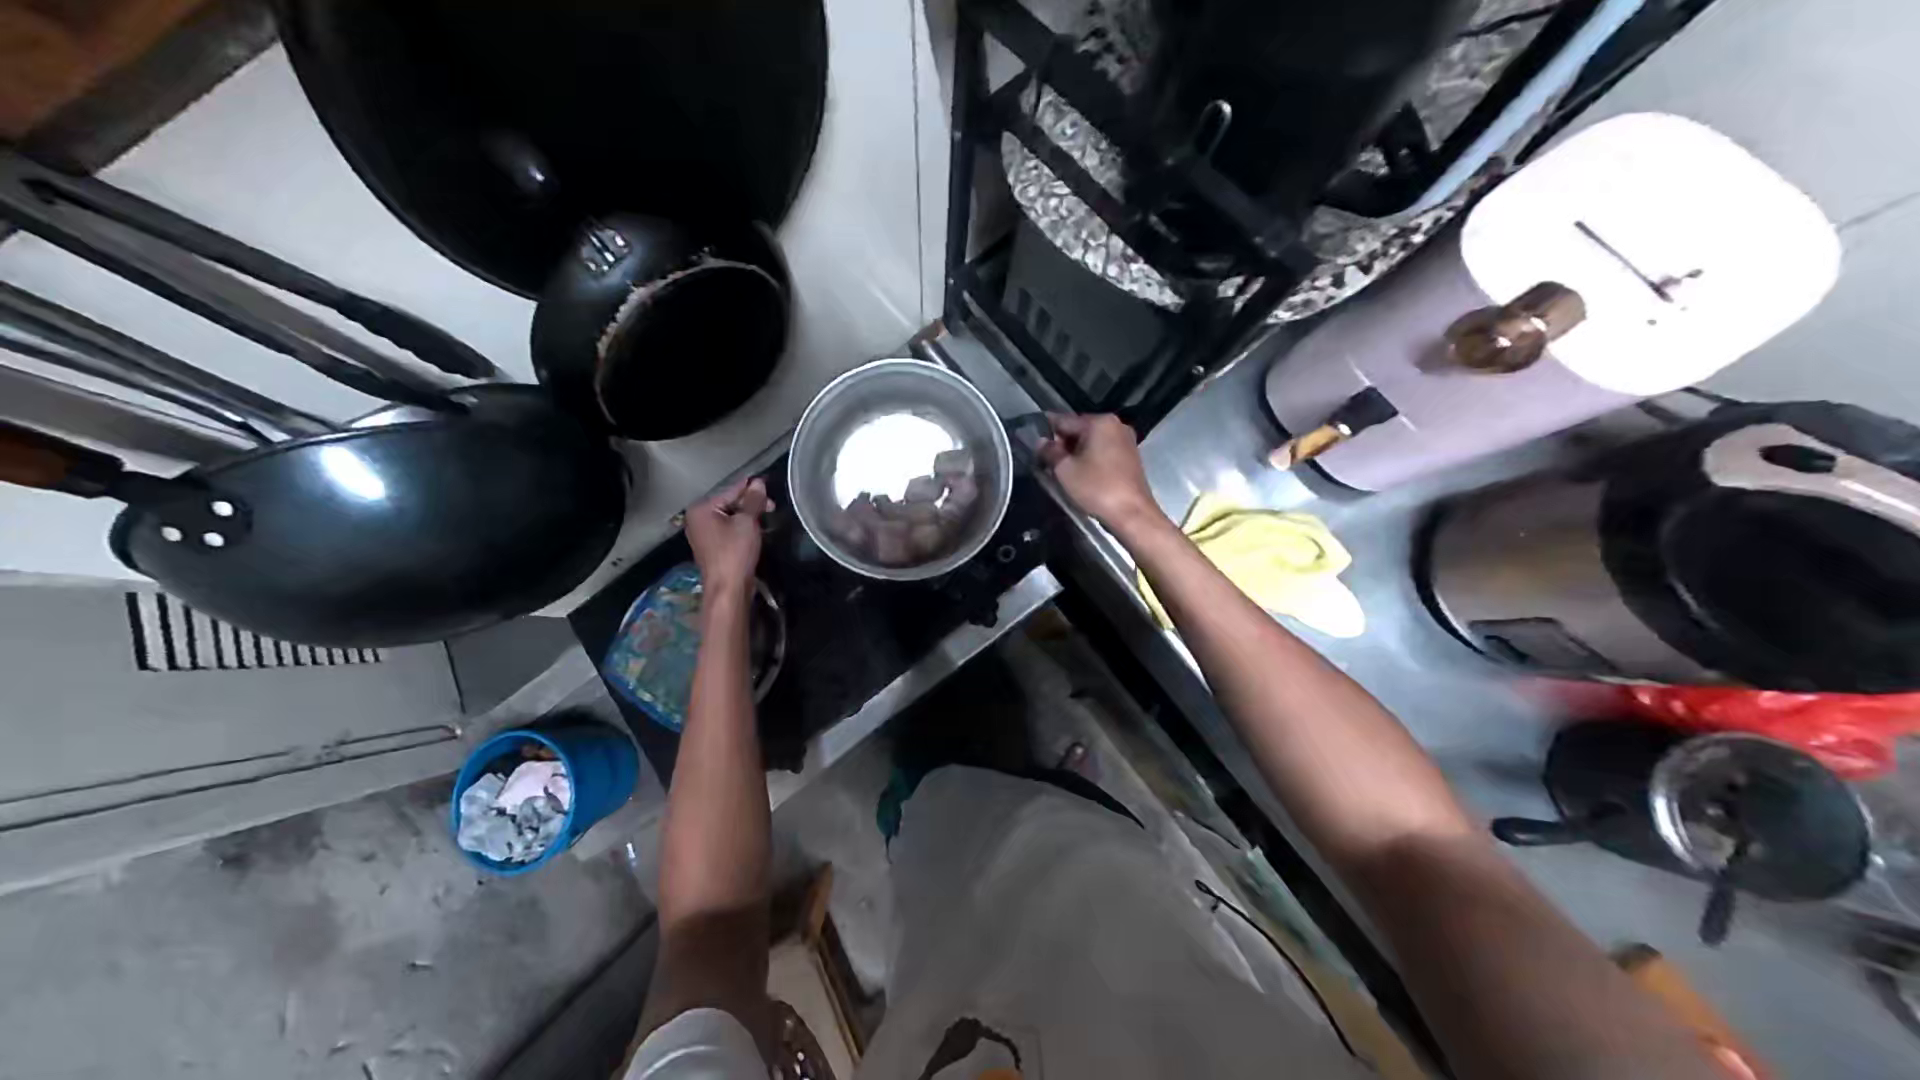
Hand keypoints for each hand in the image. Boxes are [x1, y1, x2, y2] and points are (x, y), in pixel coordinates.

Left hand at [685, 476, 770, 596]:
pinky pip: (728, 529)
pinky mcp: (712, 547)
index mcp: (701, 509)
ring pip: (729, 517)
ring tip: (766, 516)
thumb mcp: (747, 522)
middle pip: (728, 503)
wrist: (728, 588)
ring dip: (748, 516)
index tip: (766, 482)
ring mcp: (703, 534)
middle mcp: (697, 519)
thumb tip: (758, 483)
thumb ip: (753, 501)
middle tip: (771, 506)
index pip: (730, 490)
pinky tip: (756, 529)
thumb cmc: (735, 552)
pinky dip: (741, 527)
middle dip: (750, 503)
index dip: (750, 487)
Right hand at [1038, 413, 1161, 533]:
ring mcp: (1125, 440)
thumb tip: (1041, 442)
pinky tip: (1081, 474)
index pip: (1063, 420)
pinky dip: (1090, 458)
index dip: (1045, 432)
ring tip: (1062, 470)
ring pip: (1091, 441)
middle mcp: (1115, 425)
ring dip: (1075, 453)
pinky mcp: (1130, 457)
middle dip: (1062, 444)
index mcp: (1099, 422)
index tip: (1033, 444)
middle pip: (1079, 429)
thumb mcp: (1064, 470)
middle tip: (1046, 462)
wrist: (1132, 514)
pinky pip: (1103, 451)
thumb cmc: (1096, 488)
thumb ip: (1049, 451)